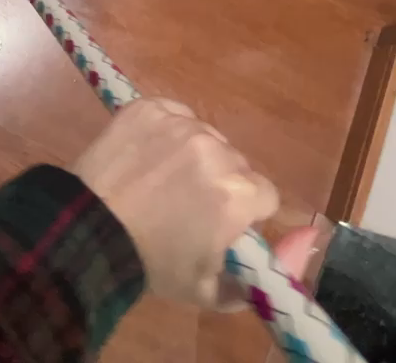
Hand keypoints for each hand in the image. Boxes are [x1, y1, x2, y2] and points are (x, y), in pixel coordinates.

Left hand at [69, 98, 281, 309]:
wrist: (88, 227)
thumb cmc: (152, 262)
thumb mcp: (213, 289)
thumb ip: (267, 274)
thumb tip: (307, 242)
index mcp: (238, 193)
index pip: (264, 193)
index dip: (244, 211)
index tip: (219, 223)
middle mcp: (215, 149)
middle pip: (236, 162)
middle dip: (221, 181)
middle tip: (187, 204)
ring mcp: (179, 122)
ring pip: (206, 136)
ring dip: (195, 153)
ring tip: (164, 178)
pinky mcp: (148, 106)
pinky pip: (175, 113)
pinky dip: (168, 129)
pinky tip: (150, 153)